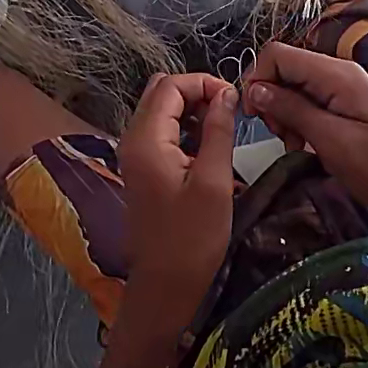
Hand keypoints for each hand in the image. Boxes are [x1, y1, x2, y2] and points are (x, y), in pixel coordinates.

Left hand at [116, 73, 237, 338]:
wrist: (165, 285)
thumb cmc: (193, 238)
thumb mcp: (214, 182)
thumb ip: (218, 131)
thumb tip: (226, 93)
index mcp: (146, 140)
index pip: (170, 86)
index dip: (204, 83)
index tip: (234, 100)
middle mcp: (132, 140)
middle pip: (161, 93)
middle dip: (197, 92)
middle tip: (229, 112)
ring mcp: (134, 154)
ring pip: (161, 110)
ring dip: (192, 110)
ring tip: (223, 128)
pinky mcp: (142, 168)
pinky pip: (161, 132)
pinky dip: (184, 128)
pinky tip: (207, 146)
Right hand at [240, 41, 367, 220]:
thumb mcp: (329, 140)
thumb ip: (291, 109)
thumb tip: (254, 89)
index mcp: (336, 74)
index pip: (278, 54)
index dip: (257, 79)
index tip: (254, 115)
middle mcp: (337, 71)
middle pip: (282, 67)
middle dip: (270, 98)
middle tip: (280, 134)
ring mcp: (340, 85)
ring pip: (289, 85)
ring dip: (281, 112)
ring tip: (293, 142)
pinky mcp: (340, 101)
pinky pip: (304, 99)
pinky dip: (295, 119)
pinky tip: (302, 142)